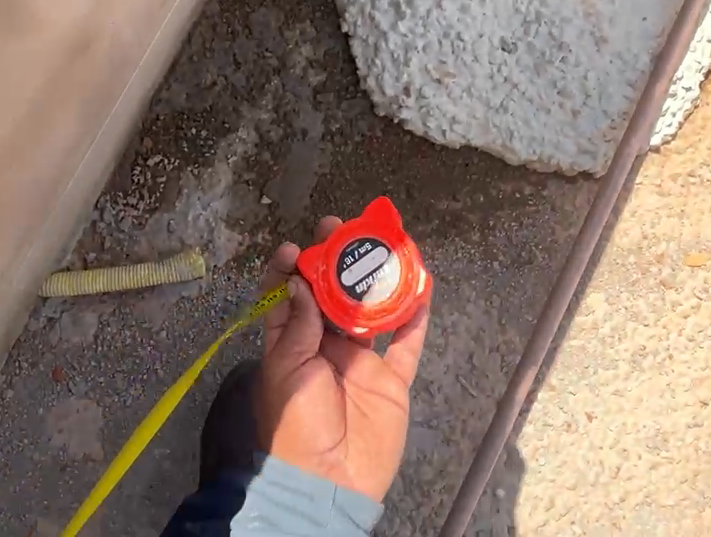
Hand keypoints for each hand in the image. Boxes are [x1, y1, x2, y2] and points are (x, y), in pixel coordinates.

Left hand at [255, 216, 431, 501]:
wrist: (330, 482)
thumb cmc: (296, 423)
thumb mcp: (287, 369)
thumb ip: (299, 324)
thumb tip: (301, 279)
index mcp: (293, 341)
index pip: (288, 295)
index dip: (289, 268)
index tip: (296, 247)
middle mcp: (326, 343)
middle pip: (331, 292)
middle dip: (335, 259)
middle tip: (342, 228)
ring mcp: (361, 359)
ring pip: (371, 309)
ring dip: (376, 278)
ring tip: (383, 244)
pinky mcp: (390, 377)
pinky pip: (406, 342)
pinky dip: (416, 316)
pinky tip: (422, 287)